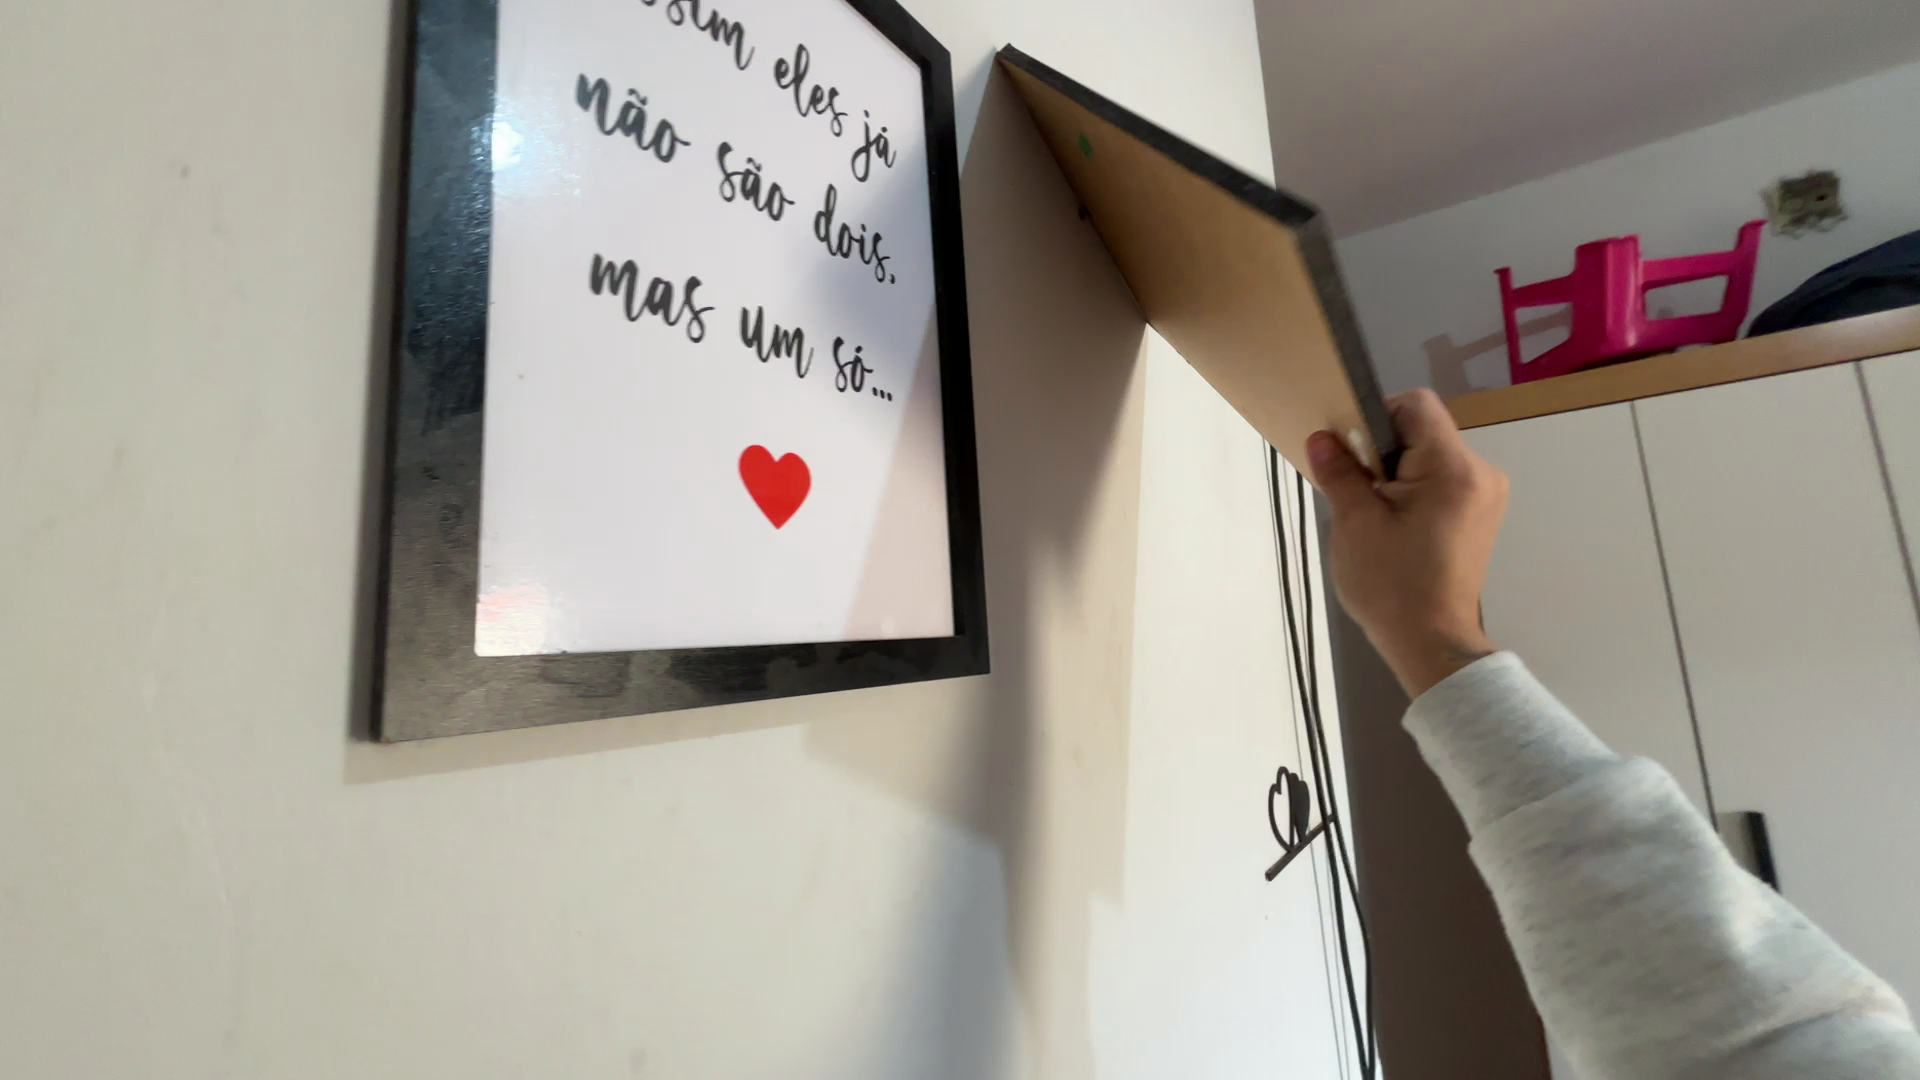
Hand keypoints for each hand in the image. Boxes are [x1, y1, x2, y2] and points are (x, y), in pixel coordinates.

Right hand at [1307, 389, 1508, 698]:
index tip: (1348, 451)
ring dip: (1392, 472)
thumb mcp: (1354, 523)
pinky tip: (1390, 523)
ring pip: (1428, 457)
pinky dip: (1408, 490)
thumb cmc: (1390, 583)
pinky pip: (1438, 481)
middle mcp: (1480, 473)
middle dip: (1380, 450)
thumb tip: (1321, 439)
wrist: (1429, 641)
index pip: (1416, 406)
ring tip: (1369, 512)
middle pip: (1422, 431)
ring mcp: (1483, 495)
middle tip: (1352, 488)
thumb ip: (1340, 473)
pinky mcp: (1477, 514)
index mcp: (1454, 469)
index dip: (1374, 416)